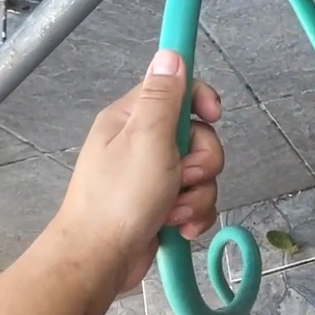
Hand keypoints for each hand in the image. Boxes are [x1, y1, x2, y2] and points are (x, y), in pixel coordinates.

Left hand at [49, 50, 225, 293]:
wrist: (100, 260)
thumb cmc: (119, 198)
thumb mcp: (146, 138)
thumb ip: (164, 97)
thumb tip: (171, 54)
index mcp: (132, 120)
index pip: (179, 91)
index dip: (202, 101)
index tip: (213, 116)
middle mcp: (143, 144)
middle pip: (201, 136)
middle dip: (203, 161)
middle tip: (183, 176)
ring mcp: (154, 177)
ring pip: (204, 172)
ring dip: (198, 194)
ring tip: (174, 211)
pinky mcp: (164, 205)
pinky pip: (199, 200)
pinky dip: (195, 214)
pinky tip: (179, 227)